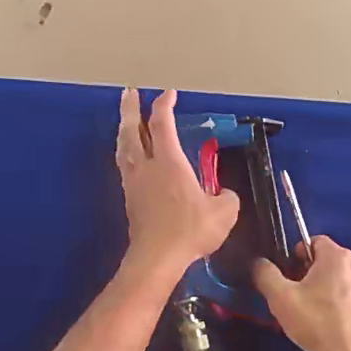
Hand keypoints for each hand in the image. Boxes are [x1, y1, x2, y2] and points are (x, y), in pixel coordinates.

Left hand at [116, 88, 238, 273]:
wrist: (157, 257)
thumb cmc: (190, 230)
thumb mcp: (224, 212)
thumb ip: (227, 196)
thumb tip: (224, 194)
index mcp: (169, 161)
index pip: (162, 123)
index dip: (164, 105)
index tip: (169, 94)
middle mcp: (147, 166)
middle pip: (132, 130)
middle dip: (130, 109)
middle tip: (129, 93)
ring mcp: (134, 183)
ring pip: (124, 148)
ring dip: (123, 130)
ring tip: (124, 121)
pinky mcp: (129, 199)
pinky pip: (124, 166)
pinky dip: (125, 152)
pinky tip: (129, 157)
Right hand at [252, 236, 350, 350]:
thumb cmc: (318, 323)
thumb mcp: (281, 298)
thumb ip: (265, 274)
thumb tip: (260, 262)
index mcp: (338, 255)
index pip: (313, 241)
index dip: (296, 257)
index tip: (289, 279)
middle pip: (327, 259)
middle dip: (310, 274)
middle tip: (298, 299)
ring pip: (340, 277)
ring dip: (326, 288)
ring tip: (315, 314)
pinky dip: (342, 301)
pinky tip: (333, 323)